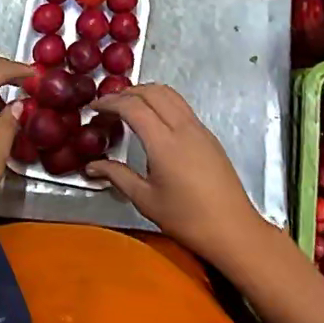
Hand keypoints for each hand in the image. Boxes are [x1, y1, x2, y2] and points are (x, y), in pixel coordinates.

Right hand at [86, 84, 279, 267]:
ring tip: (127, 107)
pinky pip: (181, 106)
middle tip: (107, 105)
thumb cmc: (187, 219)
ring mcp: (199, 130)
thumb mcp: (145, 199)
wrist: (232, 230)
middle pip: (152, 92)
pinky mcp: (208, 136)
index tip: (94, 108)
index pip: (133, 107)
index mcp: (165, 143)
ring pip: (170, 94)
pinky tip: (151, 121)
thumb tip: (91, 167)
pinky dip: (161, 102)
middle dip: (126, 92)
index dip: (110, 103)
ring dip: (145, 93)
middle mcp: (183, 128)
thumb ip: (116, 176)